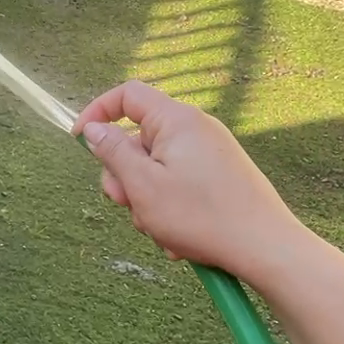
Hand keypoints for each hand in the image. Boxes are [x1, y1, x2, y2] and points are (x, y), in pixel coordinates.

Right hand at [73, 80, 311, 284]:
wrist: (264, 248)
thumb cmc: (201, 216)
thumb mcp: (141, 184)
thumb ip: (112, 151)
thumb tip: (93, 129)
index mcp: (177, 121)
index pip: (127, 95)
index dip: (96, 113)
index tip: (79, 141)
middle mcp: (195, 129)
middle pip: (136, 138)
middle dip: (122, 173)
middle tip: (126, 202)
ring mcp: (208, 152)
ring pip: (152, 167)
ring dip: (143, 197)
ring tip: (158, 224)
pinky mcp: (216, 174)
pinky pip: (174, 182)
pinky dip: (165, 205)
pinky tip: (175, 232)